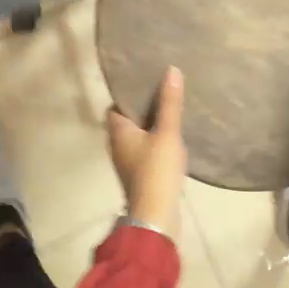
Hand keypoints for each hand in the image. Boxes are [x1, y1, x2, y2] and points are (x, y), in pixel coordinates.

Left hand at [106, 67, 186, 236]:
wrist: (156, 217)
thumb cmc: (156, 170)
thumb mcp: (167, 132)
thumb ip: (169, 103)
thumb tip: (171, 69)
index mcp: (118, 133)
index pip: (115, 107)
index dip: (126, 93)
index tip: (143, 79)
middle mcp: (118, 146)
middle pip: (126, 121)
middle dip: (141, 107)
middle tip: (161, 90)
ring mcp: (128, 164)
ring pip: (137, 136)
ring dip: (150, 125)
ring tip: (170, 109)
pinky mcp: (140, 176)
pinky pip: (146, 150)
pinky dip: (156, 141)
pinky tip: (173, 136)